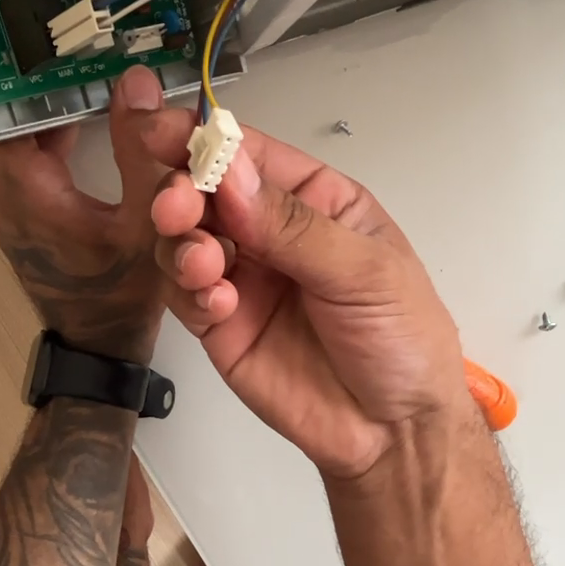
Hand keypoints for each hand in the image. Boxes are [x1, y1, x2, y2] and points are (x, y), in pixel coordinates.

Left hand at [0, 67, 178, 365]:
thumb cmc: (122, 297)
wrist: (102, 345)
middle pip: (6, 128)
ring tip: (78, 87)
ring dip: (43, 120)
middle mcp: (9, 205)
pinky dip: (45, 147)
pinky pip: (24, 171)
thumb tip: (137, 86)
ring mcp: (12, 217)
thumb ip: (144, 153)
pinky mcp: (23, 224)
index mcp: (31, 198)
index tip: (41, 48)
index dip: (18, 81)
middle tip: (71, 61)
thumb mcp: (149, 223)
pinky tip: (78, 135)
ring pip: (14, 149)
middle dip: (39, 94)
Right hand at [142, 123, 472, 478]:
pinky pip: (184, 295)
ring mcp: (241, 278)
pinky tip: (217, 304)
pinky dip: (189, 293)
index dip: (204, 140)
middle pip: (204, 195)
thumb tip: (232, 175)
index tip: (163, 135)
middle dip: (181, 195)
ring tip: (205, 264)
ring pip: (184, 242)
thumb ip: (293, 226)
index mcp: (313, 201)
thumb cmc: (401, 339)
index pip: (249, 156)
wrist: (390, 431)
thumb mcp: (363, 271)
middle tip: (176, 208)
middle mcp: (269, 234)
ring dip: (181, 246)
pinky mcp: (219, 325)